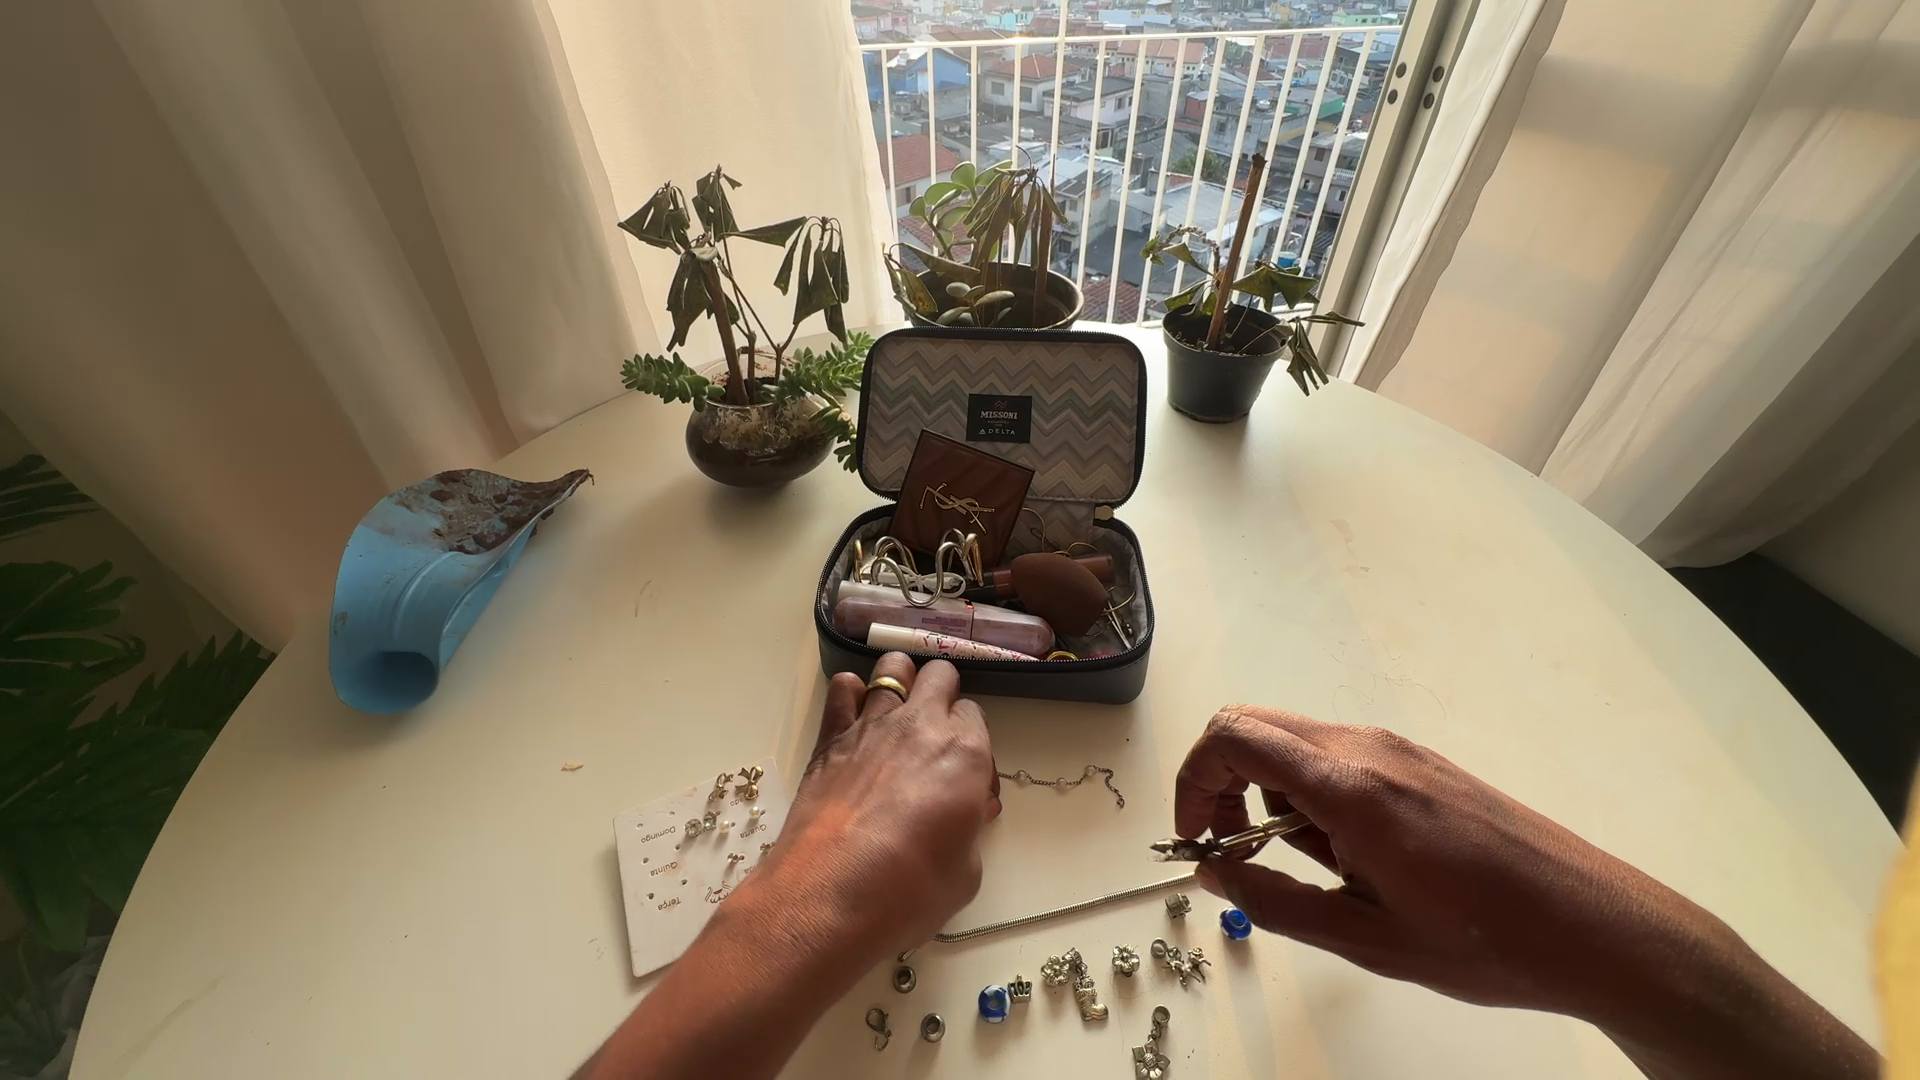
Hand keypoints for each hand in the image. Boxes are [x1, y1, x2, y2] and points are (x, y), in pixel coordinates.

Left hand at [576, 655, 995, 1079]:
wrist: (829, 897)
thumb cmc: (909, 891)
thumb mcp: (966, 870)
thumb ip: (970, 827)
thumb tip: (966, 809)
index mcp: (965, 751)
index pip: (976, 716)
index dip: (972, 745)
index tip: (965, 779)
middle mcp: (922, 723)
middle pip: (940, 675)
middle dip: (944, 694)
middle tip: (936, 735)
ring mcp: (873, 723)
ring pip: (893, 669)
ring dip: (902, 683)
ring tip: (898, 712)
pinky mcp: (831, 735)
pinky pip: (842, 688)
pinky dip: (851, 694)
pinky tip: (854, 719)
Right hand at [1175, 706, 1875, 1079]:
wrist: (1607, 929)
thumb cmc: (1487, 943)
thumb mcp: (1366, 938)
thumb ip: (1272, 900)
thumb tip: (1211, 871)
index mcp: (1347, 785)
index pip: (1231, 737)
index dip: (1193, 779)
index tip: (1197, 836)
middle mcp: (1363, 746)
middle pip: (1250, 724)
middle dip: (1218, 779)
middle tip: (1231, 844)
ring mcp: (1391, 746)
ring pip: (1288, 738)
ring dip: (1264, 788)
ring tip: (1307, 860)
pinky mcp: (1413, 757)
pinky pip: (1329, 752)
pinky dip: (1304, 787)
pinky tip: (1348, 847)